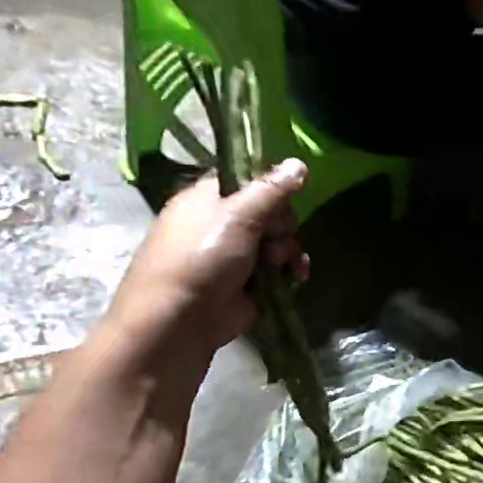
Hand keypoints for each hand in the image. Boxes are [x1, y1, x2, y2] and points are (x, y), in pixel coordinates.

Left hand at [109, 160, 310, 354]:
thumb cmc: (200, 258)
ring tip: (279, 265)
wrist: (182, 319)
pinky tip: (294, 277)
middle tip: (273, 238)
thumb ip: (271, 190)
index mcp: (209, 199)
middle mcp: (224, 222)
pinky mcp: (254, 278)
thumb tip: (300, 163)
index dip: (272, 187)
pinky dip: (292, 269)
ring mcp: (240, 252)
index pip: (250, 179)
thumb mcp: (237, 216)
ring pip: (283, 239)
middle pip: (274, 210)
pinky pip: (284, 265)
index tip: (283, 199)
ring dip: (289, 250)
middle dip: (283, 225)